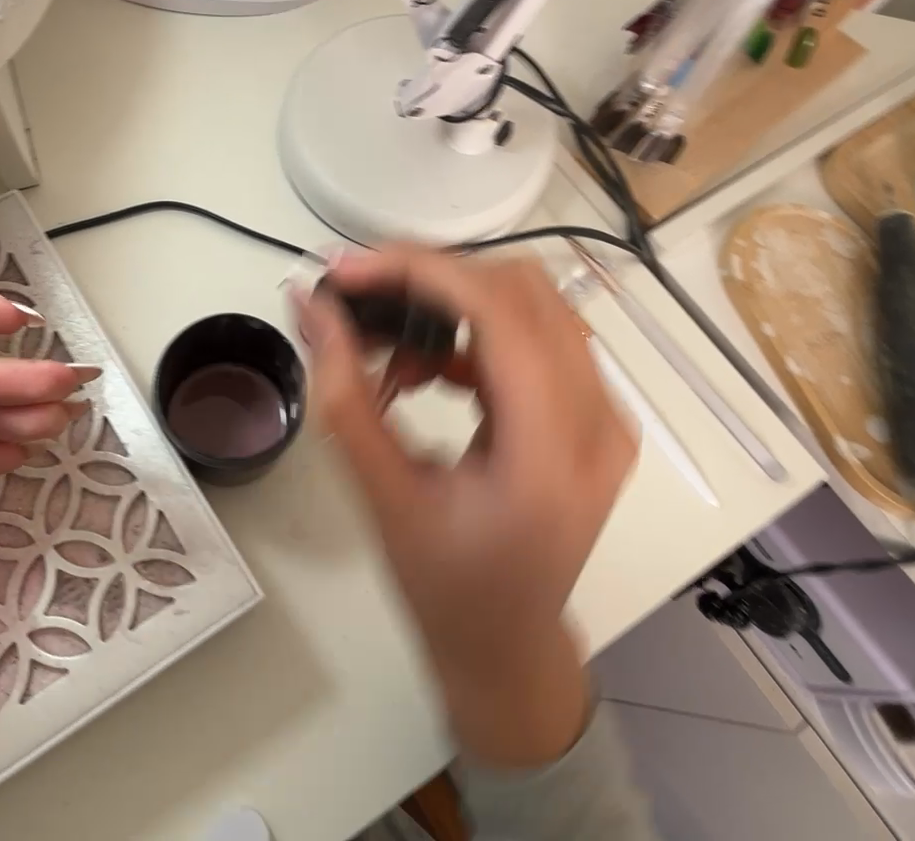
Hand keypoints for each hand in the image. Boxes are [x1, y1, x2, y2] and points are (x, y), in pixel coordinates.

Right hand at [295, 250, 636, 767]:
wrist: (505, 644)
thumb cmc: (444, 586)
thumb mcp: (382, 495)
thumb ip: (344, 396)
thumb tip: (309, 307)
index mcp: (552, 453)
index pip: (501, 315)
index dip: (421, 273)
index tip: (347, 271)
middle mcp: (598, 421)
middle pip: (523, 292)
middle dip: (431, 279)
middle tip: (358, 300)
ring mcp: (605, 415)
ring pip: (530, 304)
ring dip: (451, 304)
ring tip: (389, 352)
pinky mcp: (591, 413)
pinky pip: (533, 337)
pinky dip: (470, 334)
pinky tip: (425, 370)